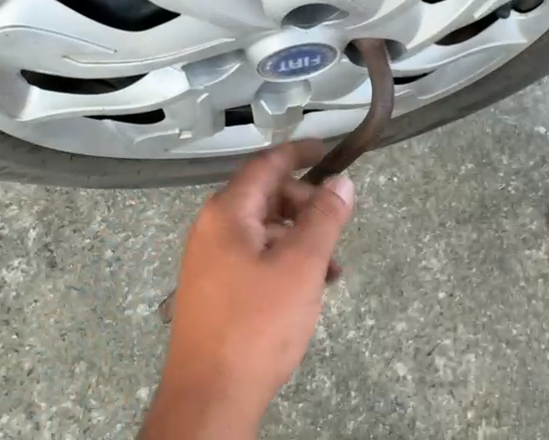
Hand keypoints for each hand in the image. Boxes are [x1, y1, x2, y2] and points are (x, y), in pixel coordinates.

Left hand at [144, 142, 355, 437]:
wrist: (209, 397)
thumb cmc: (256, 324)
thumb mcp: (302, 266)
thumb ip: (324, 218)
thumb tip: (340, 182)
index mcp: (227, 212)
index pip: (266, 164)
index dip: (299, 152)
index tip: (328, 150)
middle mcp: (211, 228)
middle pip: (266, 197)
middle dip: (306, 207)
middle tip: (337, 228)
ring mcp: (208, 260)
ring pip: (263, 232)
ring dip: (300, 240)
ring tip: (332, 272)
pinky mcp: (213, 290)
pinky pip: (253, 258)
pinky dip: (283, 263)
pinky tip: (305, 292)